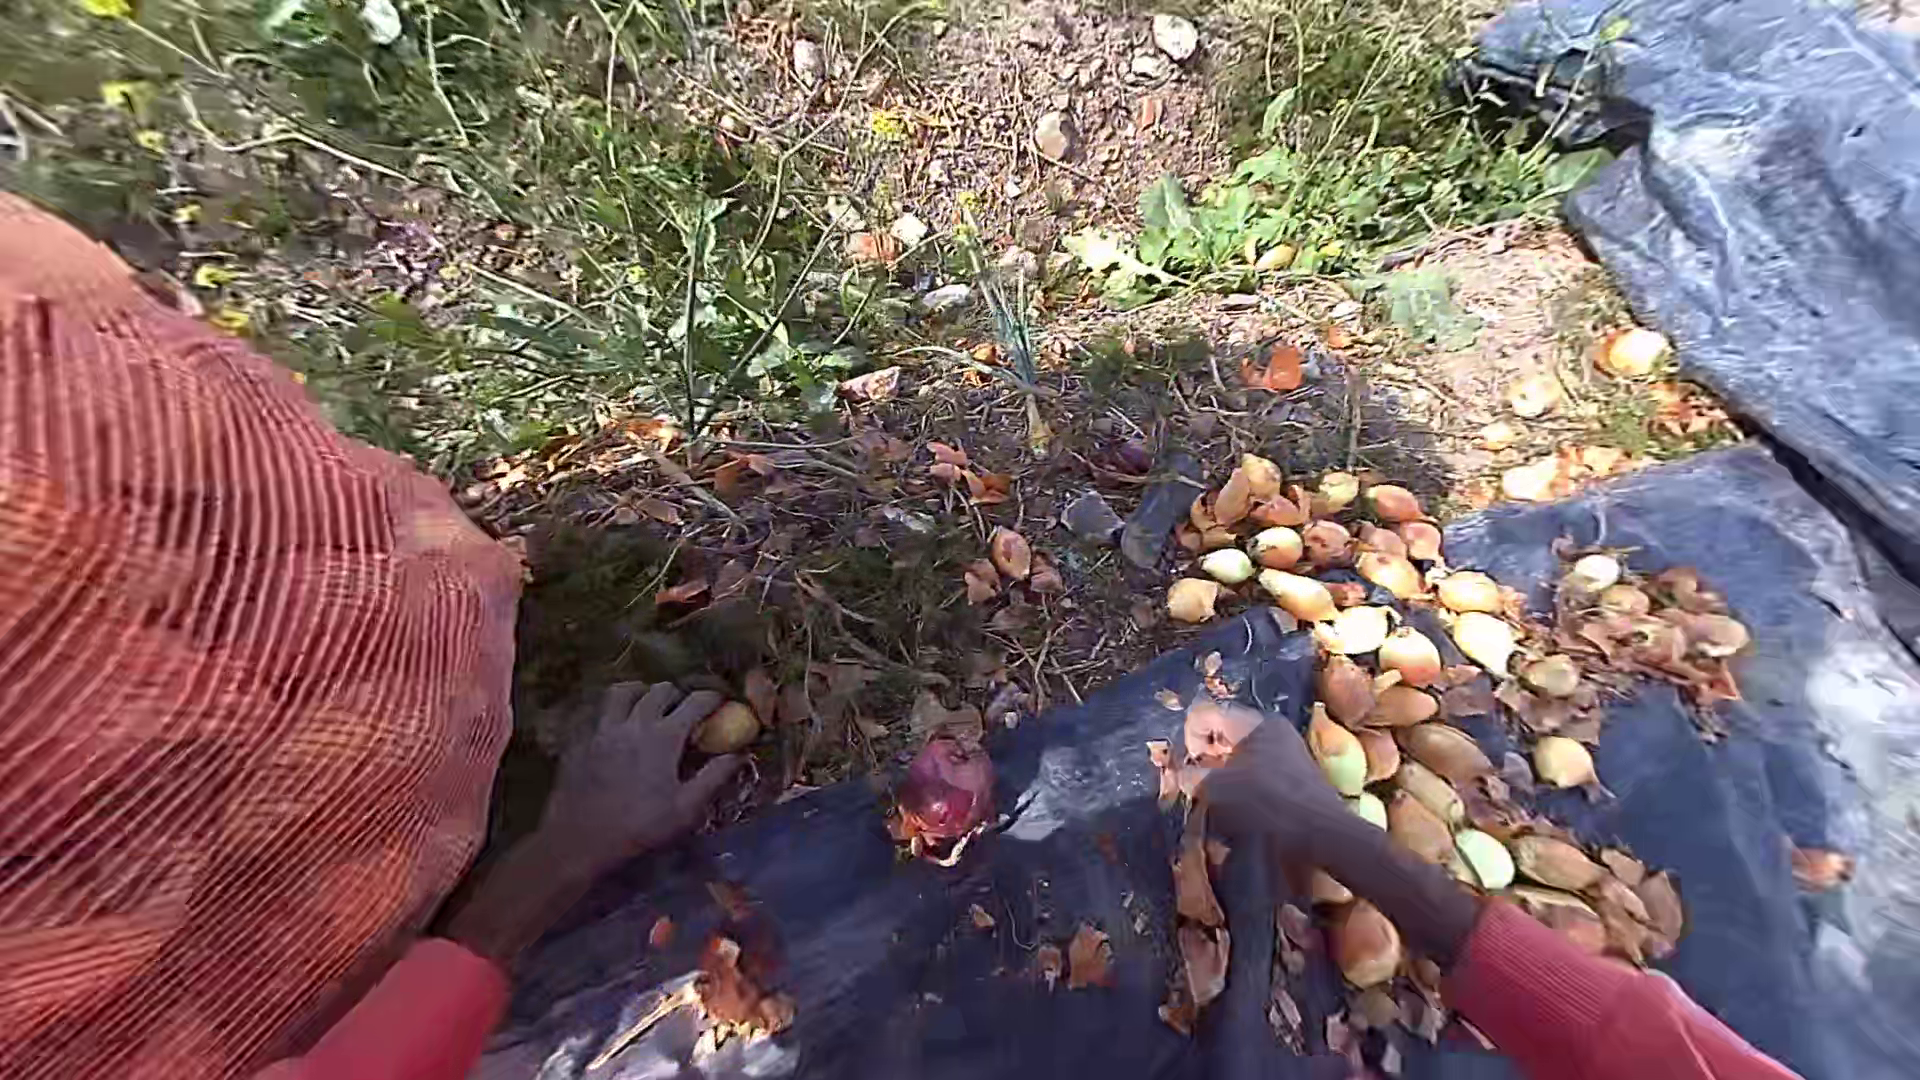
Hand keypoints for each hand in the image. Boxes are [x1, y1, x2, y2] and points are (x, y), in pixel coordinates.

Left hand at [445, 683, 740, 965]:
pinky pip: (596, 710)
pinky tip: (617, 723)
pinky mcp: (580, 740)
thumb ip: (716, 776)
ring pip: (624, 691)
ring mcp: (604, 729)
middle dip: (678, 694)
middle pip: (661, 690)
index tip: (720, 704)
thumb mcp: (686, 808)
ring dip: (641, 692)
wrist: (576, 845)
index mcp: (665, 736)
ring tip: (647, 704)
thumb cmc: (638, 827)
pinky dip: (611, 709)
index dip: (713, 698)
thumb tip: (741, 753)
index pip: (697, 701)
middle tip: (684, 709)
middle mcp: (635, 724)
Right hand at [1202, 711, 1480, 963]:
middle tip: (1199, 784)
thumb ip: (1189, 777)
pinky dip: (1242, 785)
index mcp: (1254, 721)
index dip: (1189, 738)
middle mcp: (1273, 729)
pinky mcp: (1297, 776)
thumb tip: (1181, 776)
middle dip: (1205, 758)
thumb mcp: (1215, 789)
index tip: (1191, 767)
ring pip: (1239, 754)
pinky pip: (1257, 770)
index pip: (1205, 713)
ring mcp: (1288, 752)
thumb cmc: (1267, 805)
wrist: (1326, 840)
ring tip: (1218, 801)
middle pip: (1222, 733)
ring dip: (1222, 775)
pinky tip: (1241, 810)